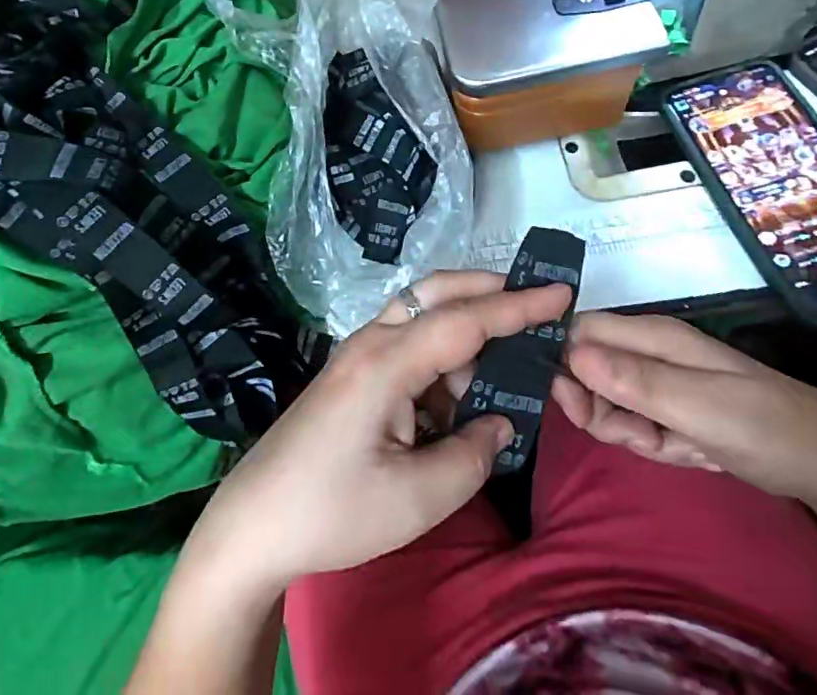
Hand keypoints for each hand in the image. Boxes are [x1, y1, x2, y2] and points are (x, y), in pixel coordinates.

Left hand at [180, 272, 572, 597]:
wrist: (252, 525)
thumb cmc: (334, 512)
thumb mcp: (419, 497)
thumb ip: (474, 454)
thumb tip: (499, 422)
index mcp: (387, 362)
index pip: (465, 320)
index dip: (518, 306)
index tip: (563, 292)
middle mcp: (370, 343)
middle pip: (436, 295)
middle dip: (488, 291)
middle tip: (537, 303)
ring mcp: (356, 357)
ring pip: (420, 319)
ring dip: (465, 332)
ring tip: (506, 367)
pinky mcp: (350, 377)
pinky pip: (405, 347)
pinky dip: (440, 358)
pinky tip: (459, 395)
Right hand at [553, 311, 816, 512]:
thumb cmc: (767, 427)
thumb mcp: (699, 407)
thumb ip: (634, 382)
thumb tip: (570, 355)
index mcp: (651, 335)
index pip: (580, 332)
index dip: (565, 361)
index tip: (573, 402)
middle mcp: (647, 352)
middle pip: (586, 369)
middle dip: (597, 407)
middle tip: (635, 434)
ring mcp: (658, 384)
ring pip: (606, 402)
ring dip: (625, 430)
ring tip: (668, 445)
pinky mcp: (668, 412)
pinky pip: (631, 424)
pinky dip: (645, 442)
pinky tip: (680, 451)